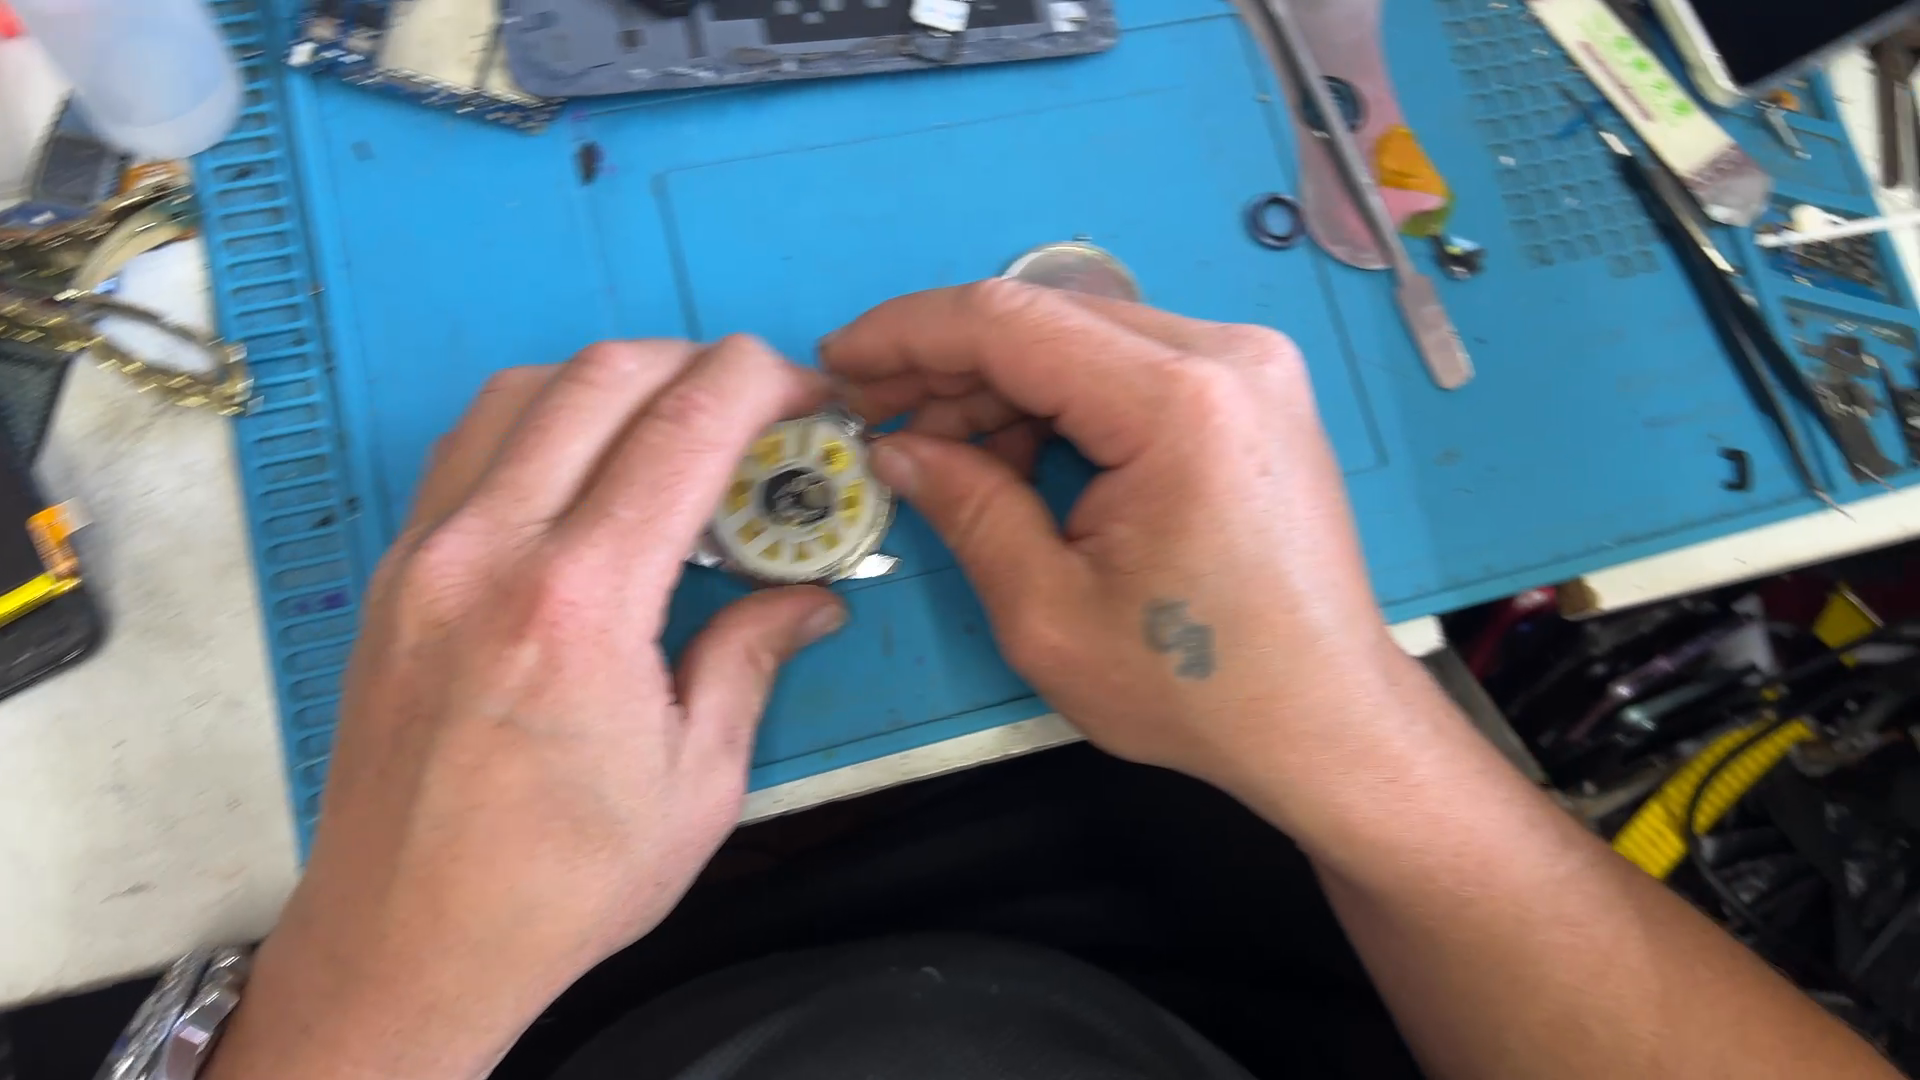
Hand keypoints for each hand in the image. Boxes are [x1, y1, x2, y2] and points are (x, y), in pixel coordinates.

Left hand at [210, 338, 844, 1079]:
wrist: (403, 951)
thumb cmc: (568, 880)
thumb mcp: (700, 780)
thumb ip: (754, 658)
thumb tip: (814, 598)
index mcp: (581, 603)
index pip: (683, 426)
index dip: (761, 383)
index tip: (809, 395)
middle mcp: (489, 550)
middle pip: (602, 377)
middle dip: (703, 362)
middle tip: (763, 404)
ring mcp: (425, 551)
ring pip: (526, 388)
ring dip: (623, 379)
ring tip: (686, 422)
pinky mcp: (395, 570)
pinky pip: (475, 440)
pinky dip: (552, 413)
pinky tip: (597, 462)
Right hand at [823, 281, 1416, 833]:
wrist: (1327, 725)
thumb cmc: (1192, 688)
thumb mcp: (1048, 615)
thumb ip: (966, 510)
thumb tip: (895, 448)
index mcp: (1176, 402)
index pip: (1009, 322)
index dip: (907, 334)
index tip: (840, 360)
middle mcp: (1225, 353)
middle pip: (1047, 321)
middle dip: (948, 368)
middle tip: (882, 423)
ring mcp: (1249, 367)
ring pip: (1083, 343)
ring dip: (1001, 391)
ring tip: (945, 458)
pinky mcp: (1251, 394)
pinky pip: (1126, 371)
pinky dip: (1059, 406)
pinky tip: (1021, 462)